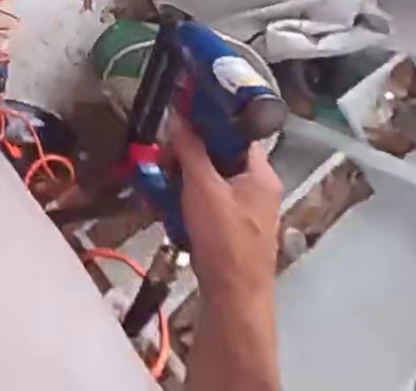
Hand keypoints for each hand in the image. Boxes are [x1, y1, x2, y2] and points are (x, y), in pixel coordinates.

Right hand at [172, 119, 282, 301]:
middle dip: (186, 152)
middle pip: (217, 154)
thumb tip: (177, 117)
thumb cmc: (224, 238)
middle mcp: (255, 187)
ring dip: (180, 174)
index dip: (208, 120)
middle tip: (162, 152)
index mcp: (260, 174)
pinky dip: (184, 196)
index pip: (236, 131)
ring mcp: (242, 209)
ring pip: (207, 177)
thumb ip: (189, 148)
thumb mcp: (202, 186)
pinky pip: (203, 199)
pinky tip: (162, 200)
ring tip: (156, 176)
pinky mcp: (227, 226)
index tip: (180, 115)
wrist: (232, 300)